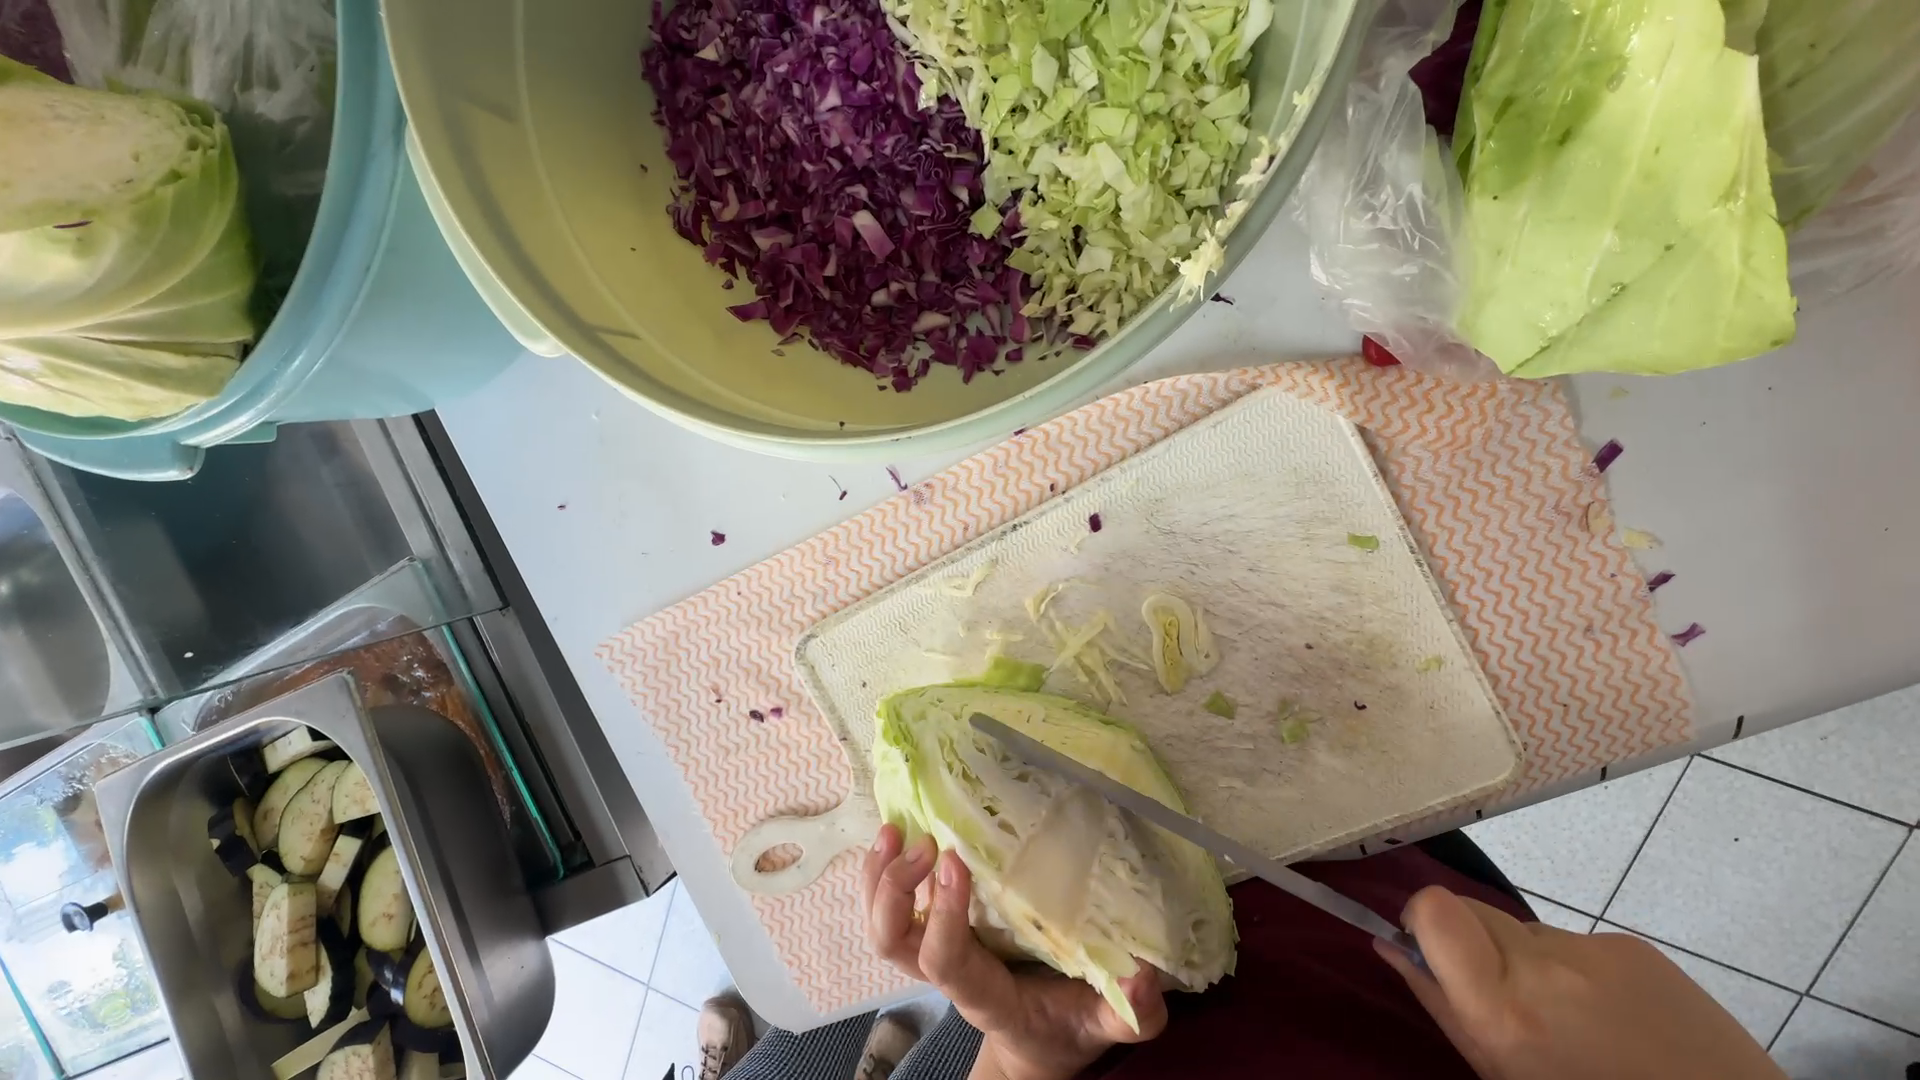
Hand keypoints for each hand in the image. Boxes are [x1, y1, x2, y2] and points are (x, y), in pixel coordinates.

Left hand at [863, 825, 1166, 1079]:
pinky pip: (896, 904)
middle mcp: (950, 972)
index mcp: (985, 994)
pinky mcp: (937, 927)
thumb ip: (1130, 1013)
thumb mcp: (1108, 1024)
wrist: (1040, 1037)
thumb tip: (1144, 978)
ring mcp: (937, 949)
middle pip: (892, 941)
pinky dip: (885, 869)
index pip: (945, 961)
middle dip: (895, 891)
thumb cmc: (1072, 1025)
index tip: (955, 862)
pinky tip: (898, 833)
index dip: (942, 914)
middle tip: (923, 842)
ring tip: (894, 828)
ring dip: (880, 876)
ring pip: (884, 923)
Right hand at [1379, 886, 1787, 1079]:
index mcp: (1502, 1007)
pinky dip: (1582, 975)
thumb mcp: (1500, 1072)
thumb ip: (1442, 1004)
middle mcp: (1543, 967)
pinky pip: (1578, 945)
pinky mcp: (1636, 947)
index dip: (1422, 918)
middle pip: (1473, 911)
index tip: (1431, 949)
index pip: (1434, 907)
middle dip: (1476, 944)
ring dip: (1534, 965)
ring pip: (1527, 932)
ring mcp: (1595, 952)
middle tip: (1508, 999)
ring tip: (1580, 1024)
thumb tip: (1389, 945)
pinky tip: (1618, 1022)